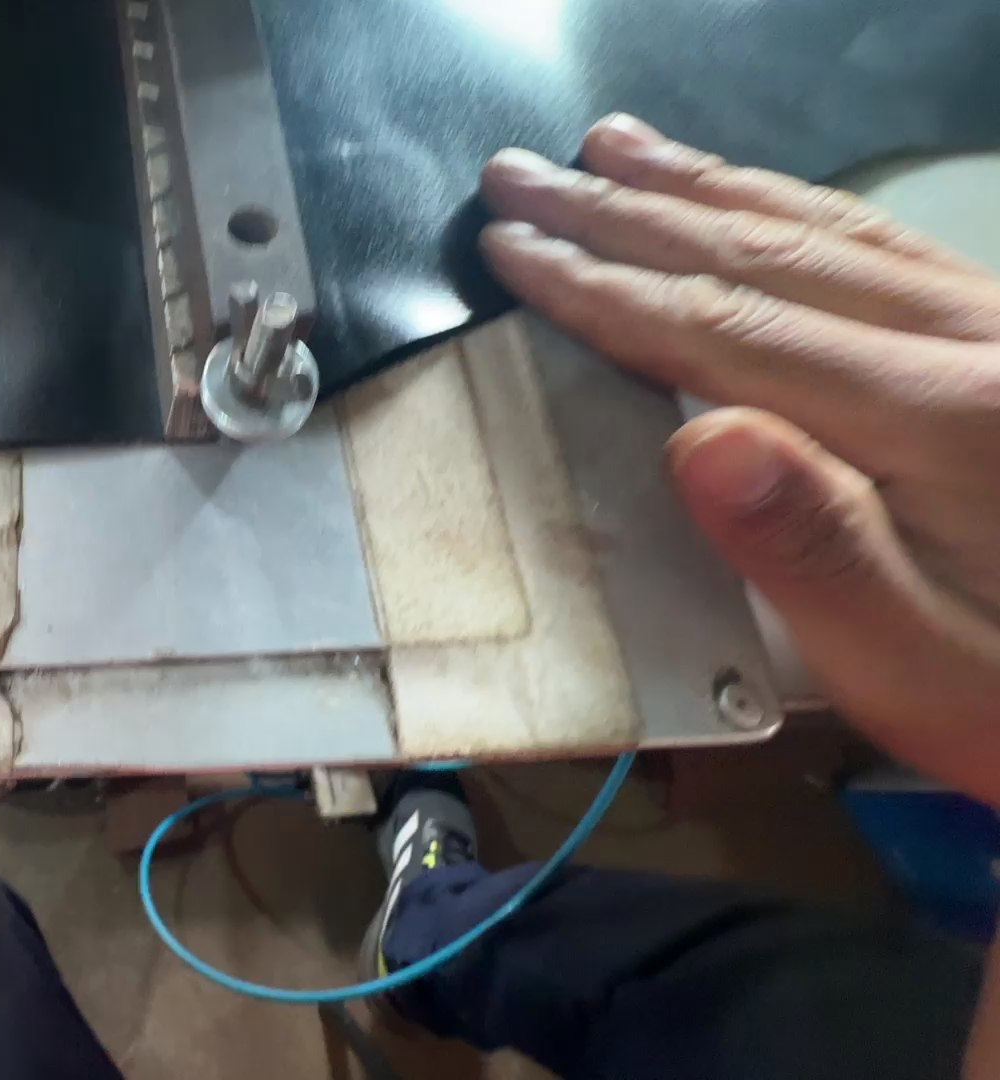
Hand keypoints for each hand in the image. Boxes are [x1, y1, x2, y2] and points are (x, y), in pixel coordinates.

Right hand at [478, 114, 999, 803]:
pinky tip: (737, 197)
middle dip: (617, 210)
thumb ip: (804, 545)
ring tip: (611, 147)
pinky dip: (779, 207)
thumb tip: (698, 438)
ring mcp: (997, 329)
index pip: (718, 327)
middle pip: (756, 253)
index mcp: (938, 419)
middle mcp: (974, 343)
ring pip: (813, 230)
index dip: (597, 283)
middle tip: (521, 176)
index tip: (510, 248)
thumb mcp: (905, 659)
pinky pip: (867, 246)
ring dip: (693, 185)